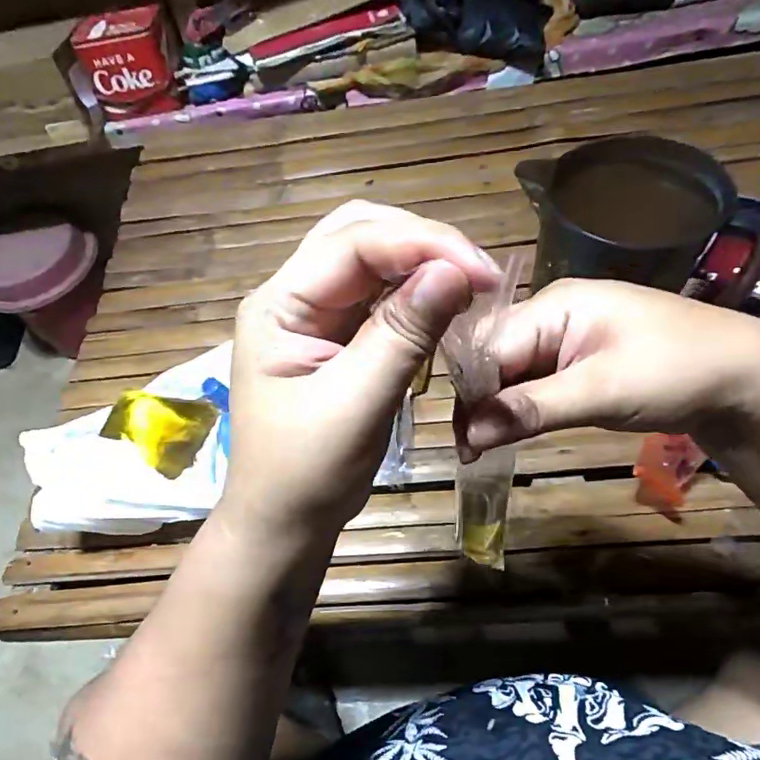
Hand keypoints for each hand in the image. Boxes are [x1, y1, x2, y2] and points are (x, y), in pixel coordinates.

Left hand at [223, 201, 502, 532]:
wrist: (284, 522)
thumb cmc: (307, 474)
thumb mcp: (355, 405)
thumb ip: (401, 336)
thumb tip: (454, 272)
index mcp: (278, 307)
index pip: (351, 243)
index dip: (421, 244)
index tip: (482, 272)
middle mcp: (291, 299)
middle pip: (358, 237)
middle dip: (421, 244)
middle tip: (476, 275)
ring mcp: (311, 318)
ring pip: (371, 264)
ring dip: (421, 267)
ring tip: (469, 289)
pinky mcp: (333, 339)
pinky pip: (378, 300)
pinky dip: (415, 298)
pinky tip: (444, 308)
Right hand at [456, 278, 759, 458]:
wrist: (748, 379)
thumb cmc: (679, 371)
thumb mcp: (602, 390)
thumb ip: (531, 408)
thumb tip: (469, 435)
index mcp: (553, 304)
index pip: (489, 346)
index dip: (470, 392)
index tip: (463, 441)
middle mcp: (550, 314)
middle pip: (491, 357)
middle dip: (476, 401)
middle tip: (469, 451)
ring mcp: (562, 337)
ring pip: (507, 372)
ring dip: (493, 408)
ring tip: (479, 448)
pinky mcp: (574, 362)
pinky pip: (529, 382)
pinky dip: (516, 408)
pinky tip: (506, 432)